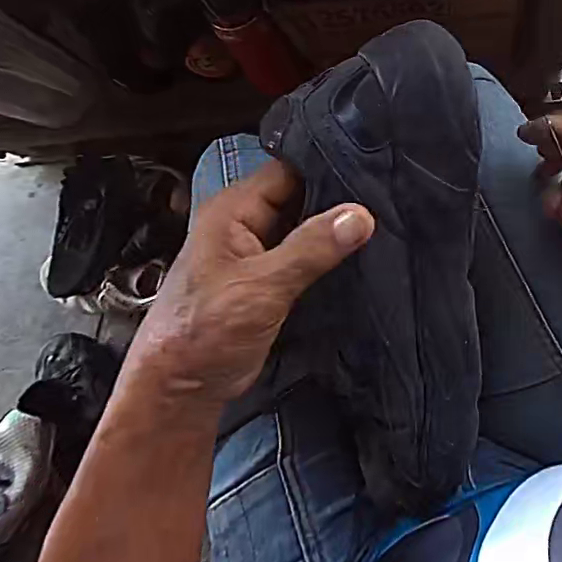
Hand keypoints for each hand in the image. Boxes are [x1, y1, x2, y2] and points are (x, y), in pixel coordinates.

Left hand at [128, 159, 373, 403]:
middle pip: (302, 194)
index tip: (370, 171)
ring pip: (306, 225)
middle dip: (338, 199)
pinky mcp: (270, 278)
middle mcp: (246, 222)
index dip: (328, 167)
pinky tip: (358, 253)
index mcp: (233, 209)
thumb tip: (361, 215)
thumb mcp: (261, 287)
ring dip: (335, 228)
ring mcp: (258, 251)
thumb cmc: (203, 335)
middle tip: (383, 199)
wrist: (179, 394)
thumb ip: (311, 248)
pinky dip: (329, 253)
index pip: (290, 168)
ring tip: (379, 222)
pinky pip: (306, 252)